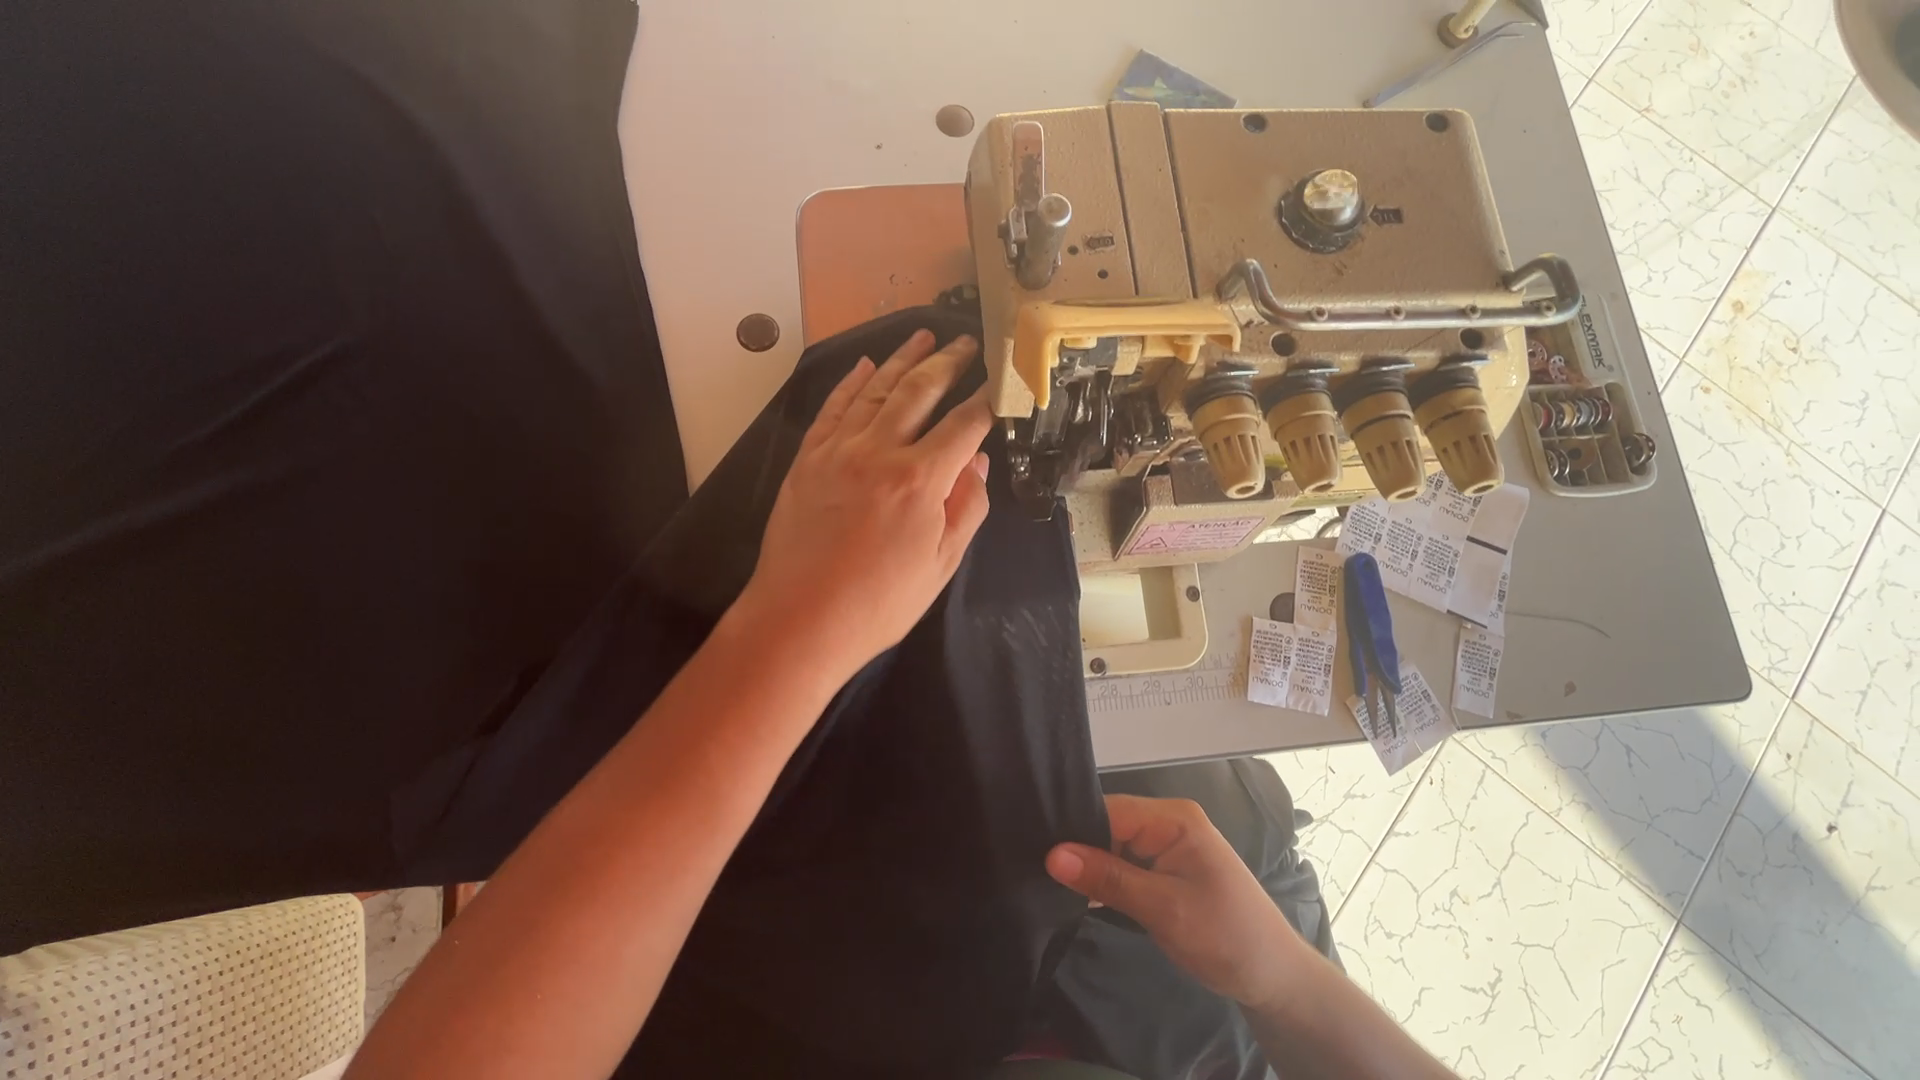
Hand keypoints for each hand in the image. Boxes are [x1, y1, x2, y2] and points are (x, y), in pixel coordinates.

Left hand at [739, 329, 992, 677]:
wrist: (801, 619)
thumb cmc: (879, 602)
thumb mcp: (941, 564)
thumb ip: (966, 507)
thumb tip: (977, 462)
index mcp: (920, 479)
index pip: (964, 424)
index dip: (986, 400)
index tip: (1000, 381)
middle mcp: (879, 451)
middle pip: (919, 391)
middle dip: (947, 362)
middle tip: (965, 342)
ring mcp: (838, 450)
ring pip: (876, 389)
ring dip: (902, 359)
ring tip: (923, 335)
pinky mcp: (808, 458)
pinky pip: (833, 407)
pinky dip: (851, 382)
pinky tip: (866, 365)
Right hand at [1046, 794, 1305, 1009]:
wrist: (1275, 978)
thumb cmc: (1226, 937)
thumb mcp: (1163, 909)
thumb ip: (1108, 879)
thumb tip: (1052, 855)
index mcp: (1173, 818)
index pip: (1108, 810)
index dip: (1072, 829)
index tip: (1034, 851)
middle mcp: (1167, 822)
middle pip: (1107, 824)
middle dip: (1076, 848)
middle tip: (1034, 870)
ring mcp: (1167, 846)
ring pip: (1112, 846)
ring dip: (1088, 866)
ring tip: (1045, 880)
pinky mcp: (1164, 869)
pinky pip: (1123, 863)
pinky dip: (1105, 879)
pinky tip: (1075, 893)